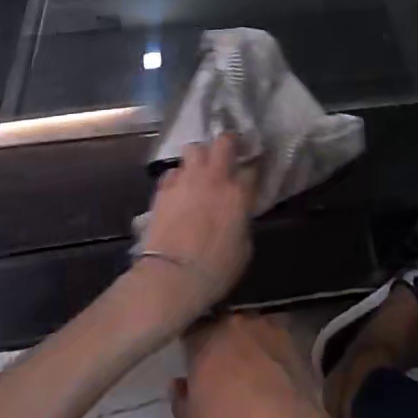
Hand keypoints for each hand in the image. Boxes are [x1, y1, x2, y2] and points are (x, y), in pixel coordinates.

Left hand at [131, 134, 256, 327]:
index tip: (252, 172)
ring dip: (200, 155)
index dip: (253, 167)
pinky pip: (173, 170)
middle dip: (228, 143)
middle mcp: (213, 177)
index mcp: (237, 193)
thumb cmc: (215, 269)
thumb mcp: (244, 248)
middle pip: (223, 142)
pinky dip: (179, 176)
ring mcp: (186, 179)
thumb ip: (242, 221)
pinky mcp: (164, 187)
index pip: (251, 168)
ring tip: (200, 170)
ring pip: (194, 148)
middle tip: (229, 153)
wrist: (172, 275)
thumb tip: (238, 213)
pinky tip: (179, 189)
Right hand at [170, 314, 334, 417]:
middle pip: (221, 325)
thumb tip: (177, 384)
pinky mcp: (290, 339)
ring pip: (249, 329)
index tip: (193, 361)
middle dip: (220, 341)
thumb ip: (180, 400)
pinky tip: (274, 372)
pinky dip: (271, 352)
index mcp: (203, 337)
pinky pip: (274, 340)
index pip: (191, 331)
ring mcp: (264, 327)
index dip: (191, 346)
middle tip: (222, 365)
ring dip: (247, 343)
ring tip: (251, 368)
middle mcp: (232, 322)